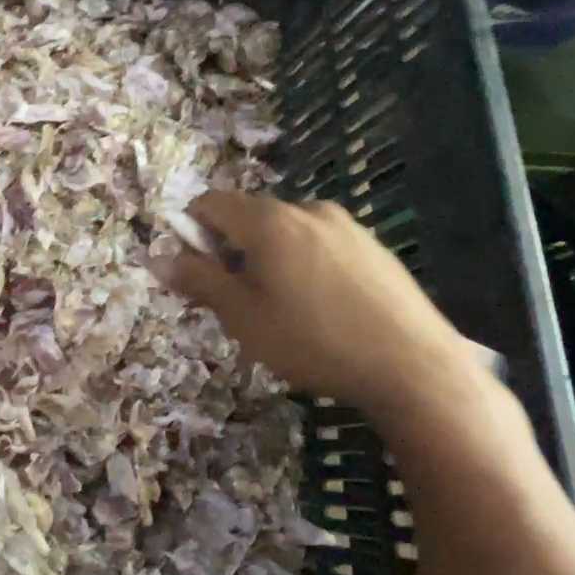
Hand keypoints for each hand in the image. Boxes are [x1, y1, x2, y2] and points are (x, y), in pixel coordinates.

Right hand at [148, 191, 483, 417]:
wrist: (418, 371)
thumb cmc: (315, 342)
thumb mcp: (243, 317)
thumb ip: (198, 280)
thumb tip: (156, 258)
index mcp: (268, 221)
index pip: (209, 203)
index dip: (192, 233)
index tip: (199, 275)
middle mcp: (306, 210)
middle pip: (248, 216)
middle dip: (232, 250)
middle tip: (239, 301)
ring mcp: (347, 226)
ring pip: (285, 231)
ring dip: (269, 258)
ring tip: (286, 310)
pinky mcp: (375, 248)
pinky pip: (320, 244)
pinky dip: (305, 265)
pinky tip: (324, 310)